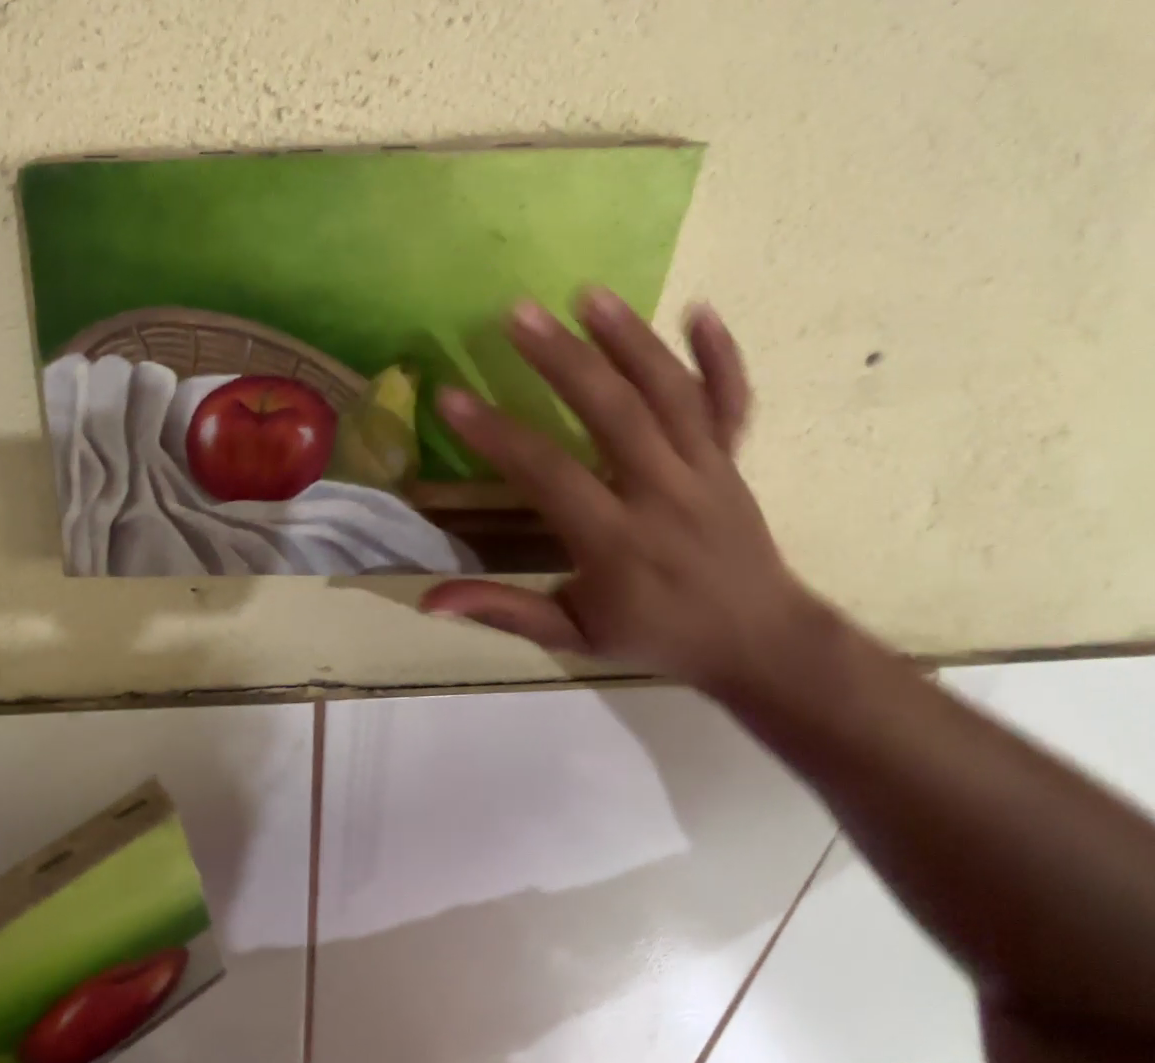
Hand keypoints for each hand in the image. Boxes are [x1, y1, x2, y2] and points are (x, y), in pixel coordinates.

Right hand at [420, 287, 827, 696]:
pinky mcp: (733, 460)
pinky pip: (732, 402)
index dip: (496, 434)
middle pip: (615, 413)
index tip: (450, 396)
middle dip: (563, 359)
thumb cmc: (655, 636)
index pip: (549, 474)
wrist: (760, 643)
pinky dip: (722, 355)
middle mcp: (664, 493)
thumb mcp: (572, 635)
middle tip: (518, 314)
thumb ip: (503, 610)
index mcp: (617, 541)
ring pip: (671, 394)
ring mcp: (706, 470)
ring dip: (630, 339)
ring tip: (588, 293)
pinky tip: (699, 309)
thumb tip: (428, 600)